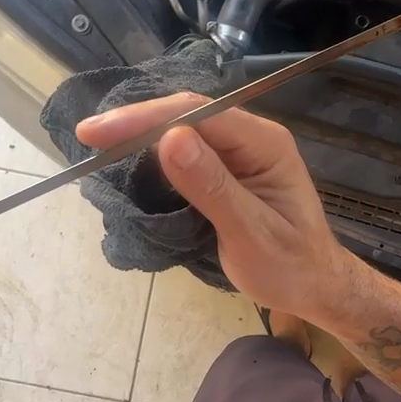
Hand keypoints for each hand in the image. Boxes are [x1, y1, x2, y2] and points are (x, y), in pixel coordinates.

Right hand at [75, 93, 367, 321]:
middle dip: (135, 122)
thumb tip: (169, 140)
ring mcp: (240, 153)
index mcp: (265, 144)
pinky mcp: (227, 171)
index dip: (144, 118)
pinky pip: (186, 152)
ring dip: (140, 136)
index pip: (198, 114)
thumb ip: (213, 188)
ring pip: (182, 130)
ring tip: (96, 146)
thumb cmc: (290, 268)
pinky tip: (127, 163)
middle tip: (85, 138)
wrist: (315, 287)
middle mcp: (252, 138)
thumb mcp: (252, 234)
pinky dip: (153, 156)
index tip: (96, 132)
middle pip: (186, 114)